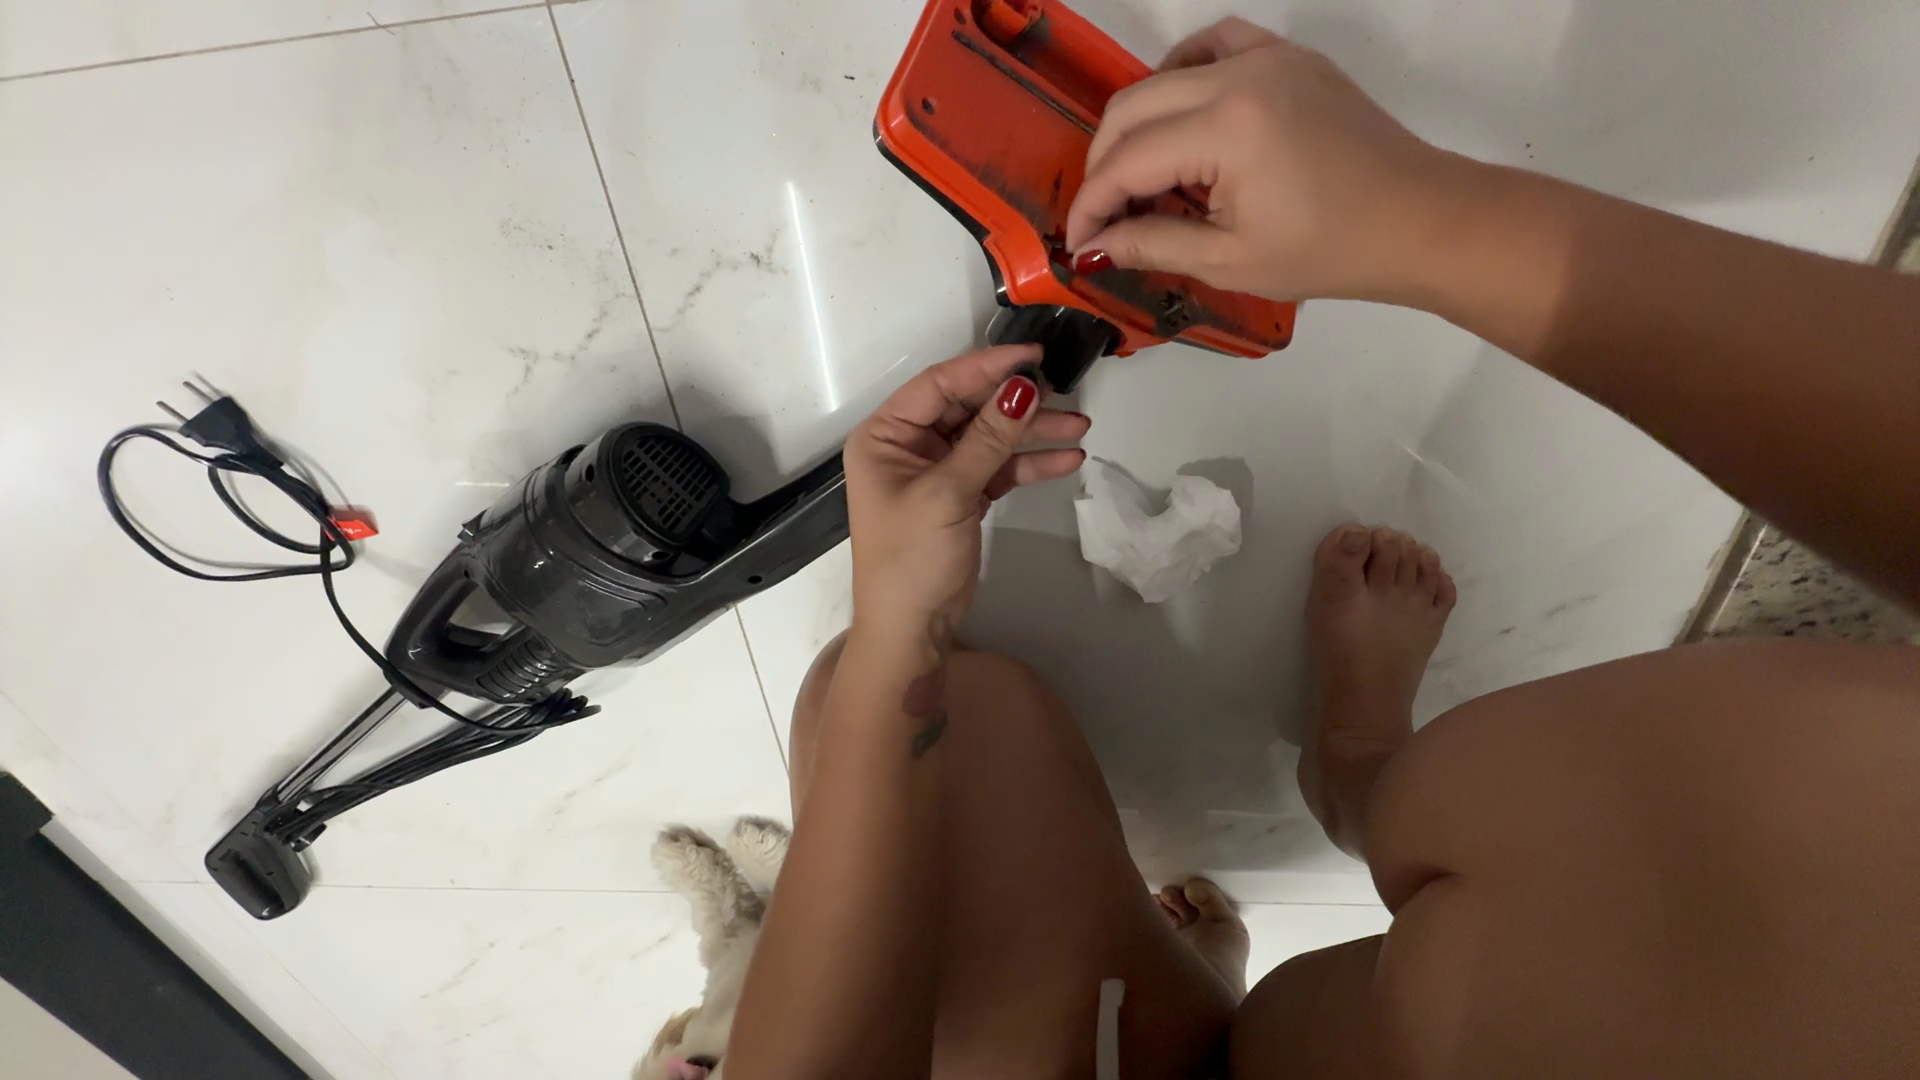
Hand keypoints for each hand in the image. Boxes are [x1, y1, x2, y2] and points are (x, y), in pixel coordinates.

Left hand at [844, 344, 1089, 639]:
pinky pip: (998, 469)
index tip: (1034, 356)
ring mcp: (937, 472)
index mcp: (885, 436)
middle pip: (968, 408)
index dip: (987, 367)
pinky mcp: (962, 496)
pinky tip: (1067, 460)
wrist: (911, 630)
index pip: (940, 385)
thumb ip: (988, 439)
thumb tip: (1024, 387)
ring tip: (1079, 429)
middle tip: (1064, 395)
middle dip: (1016, 404)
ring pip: (989, 438)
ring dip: (1031, 434)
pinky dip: (1029, 465)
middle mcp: (908, 446)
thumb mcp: (948, 493)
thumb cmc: (911, 558)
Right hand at [1065, 17, 1468, 303]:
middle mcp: (1240, 75)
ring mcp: (1268, 56)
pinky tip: (1178, 117)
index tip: (1077, 241)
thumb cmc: (1326, 251)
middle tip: (1101, 216)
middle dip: (1102, 166)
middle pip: (1132, 109)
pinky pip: (1214, 47)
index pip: (1127, 161)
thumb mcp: (1228, 261)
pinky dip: (1181, 78)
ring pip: (1164, 74)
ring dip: (1135, 125)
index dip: (1091, 204)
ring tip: (1137, 176)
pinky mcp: (1287, 57)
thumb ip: (1151, 244)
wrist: (1415, 220)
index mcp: (1227, 129)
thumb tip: (1093, 247)